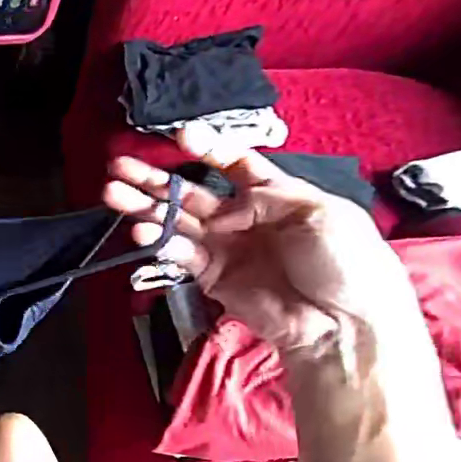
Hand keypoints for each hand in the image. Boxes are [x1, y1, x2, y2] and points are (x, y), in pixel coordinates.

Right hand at [102, 125, 417, 353]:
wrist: (344, 325)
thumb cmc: (346, 263)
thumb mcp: (319, 211)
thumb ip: (265, 197)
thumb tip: (222, 210)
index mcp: (276, 194)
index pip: (236, 164)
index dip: (208, 148)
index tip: (180, 136)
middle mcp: (244, 218)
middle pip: (192, 193)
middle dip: (156, 179)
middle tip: (120, 167)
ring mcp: (225, 248)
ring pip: (176, 222)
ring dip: (144, 208)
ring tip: (113, 195)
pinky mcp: (212, 277)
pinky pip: (180, 254)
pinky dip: (159, 242)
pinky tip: (140, 232)